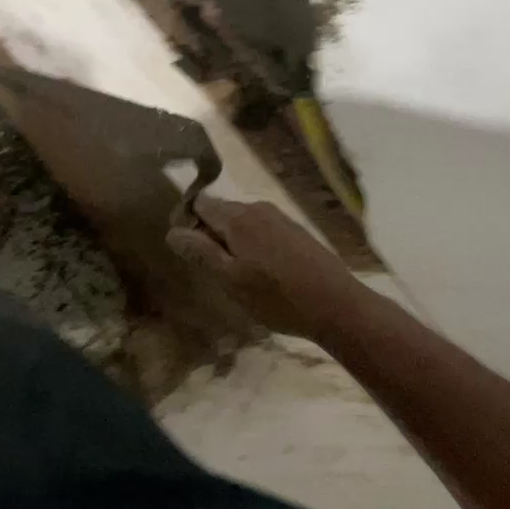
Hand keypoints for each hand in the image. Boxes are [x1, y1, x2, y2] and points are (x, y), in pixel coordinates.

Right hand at [167, 196, 361, 337]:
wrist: (338, 305)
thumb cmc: (277, 296)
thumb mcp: (231, 280)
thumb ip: (200, 252)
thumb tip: (172, 231)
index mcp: (237, 217)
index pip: (200, 203)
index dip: (189, 223)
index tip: (192, 252)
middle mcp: (257, 208)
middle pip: (222, 212)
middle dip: (213, 235)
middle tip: (218, 273)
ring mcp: (280, 218)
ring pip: (243, 223)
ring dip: (236, 243)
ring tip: (243, 278)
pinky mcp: (296, 231)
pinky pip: (263, 231)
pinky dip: (256, 247)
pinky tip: (267, 275)